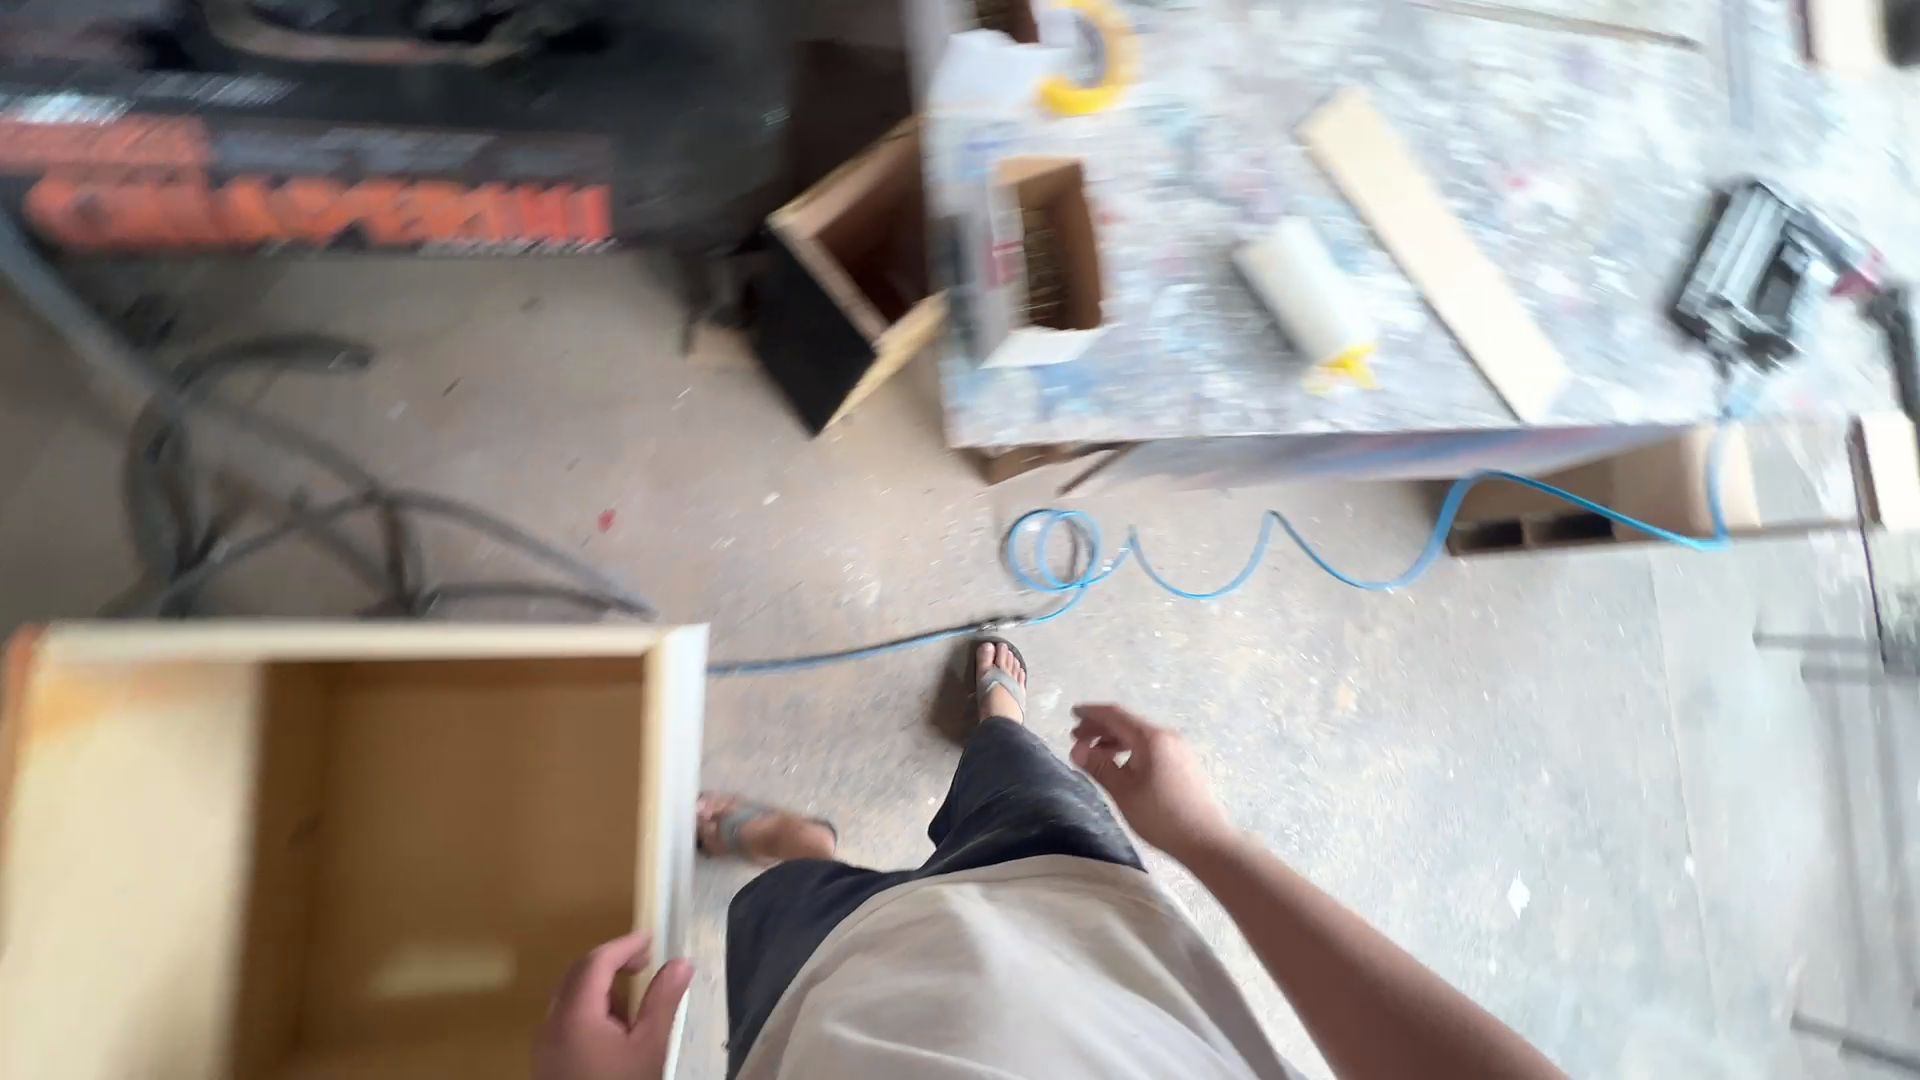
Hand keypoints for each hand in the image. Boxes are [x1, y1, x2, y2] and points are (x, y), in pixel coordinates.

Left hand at [535, 932, 693, 1079]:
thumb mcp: (650, 1047)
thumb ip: (663, 999)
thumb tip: (680, 962)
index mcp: (574, 1017)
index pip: (596, 962)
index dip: (624, 944)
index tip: (652, 938)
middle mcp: (551, 1026)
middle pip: (577, 974)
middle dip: (611, 959)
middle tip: (645, 959)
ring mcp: (545, 1047)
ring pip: (569, 994)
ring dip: (602, 982)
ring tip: (636, 992)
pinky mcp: (548, 1064)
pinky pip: (566, 1016)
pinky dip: (592, 1004)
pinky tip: (617, 1023)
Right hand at [1071, 704, 1237, 861]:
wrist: (1206, 840)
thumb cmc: (1161, 816)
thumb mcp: (1123, 791)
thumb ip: (1098, 766)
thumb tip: (1075, 749)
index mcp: (1150, 738)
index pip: (1115, 715)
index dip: (1092, 713)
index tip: (1073, 714)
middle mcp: (1166, 736)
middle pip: (1127, 724)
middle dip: (1100, 728)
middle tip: (1077, 739)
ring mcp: (1178, 749)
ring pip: (1139, 736)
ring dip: (1114, 741)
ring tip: (1095, 755)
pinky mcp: (1184, 763)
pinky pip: (1150, 747)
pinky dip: (1130, 749)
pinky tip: (1121, 766)